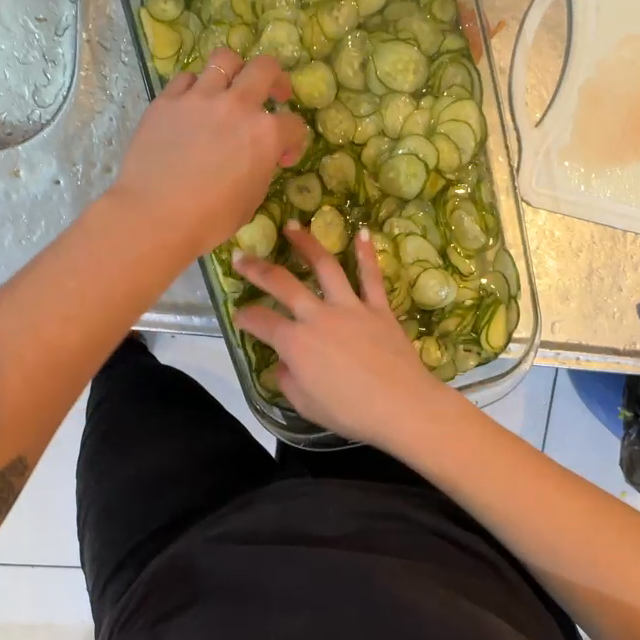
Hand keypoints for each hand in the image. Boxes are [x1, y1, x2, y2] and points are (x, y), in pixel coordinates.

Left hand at [108, 47, 309, 257]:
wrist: (156, 215)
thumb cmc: (211, 219)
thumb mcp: (251, 199)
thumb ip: (261, 169)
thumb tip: (258, 158)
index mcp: (265, 135)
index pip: (295, 124)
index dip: (294, 141)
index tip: (283, 158)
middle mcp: (237, 106)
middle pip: (265, 68)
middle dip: (276, 78)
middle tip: (274, 94)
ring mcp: (199, 98)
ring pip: (224, 59)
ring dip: (234, 71)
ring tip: (230, 89)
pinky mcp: (167, 100)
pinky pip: (186, 79)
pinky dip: (196, 87)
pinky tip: (194, 104)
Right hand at [232, 222, 455, 448]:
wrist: (401, 406)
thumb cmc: (350, 413)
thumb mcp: (306, 404)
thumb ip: (288, 380)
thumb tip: (283, 364)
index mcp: (295, 343)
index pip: (261, 322)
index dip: (245, 316)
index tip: (238, 314)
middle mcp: (318, 316)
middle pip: (282, 283)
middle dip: (257, 269)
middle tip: (241, 257)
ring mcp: (351, 308)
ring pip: (324, 266)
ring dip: (305, 243)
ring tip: (292, 226)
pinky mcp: (379, 309)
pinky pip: (371, 276)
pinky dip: (366, 253)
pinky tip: (362, 232)